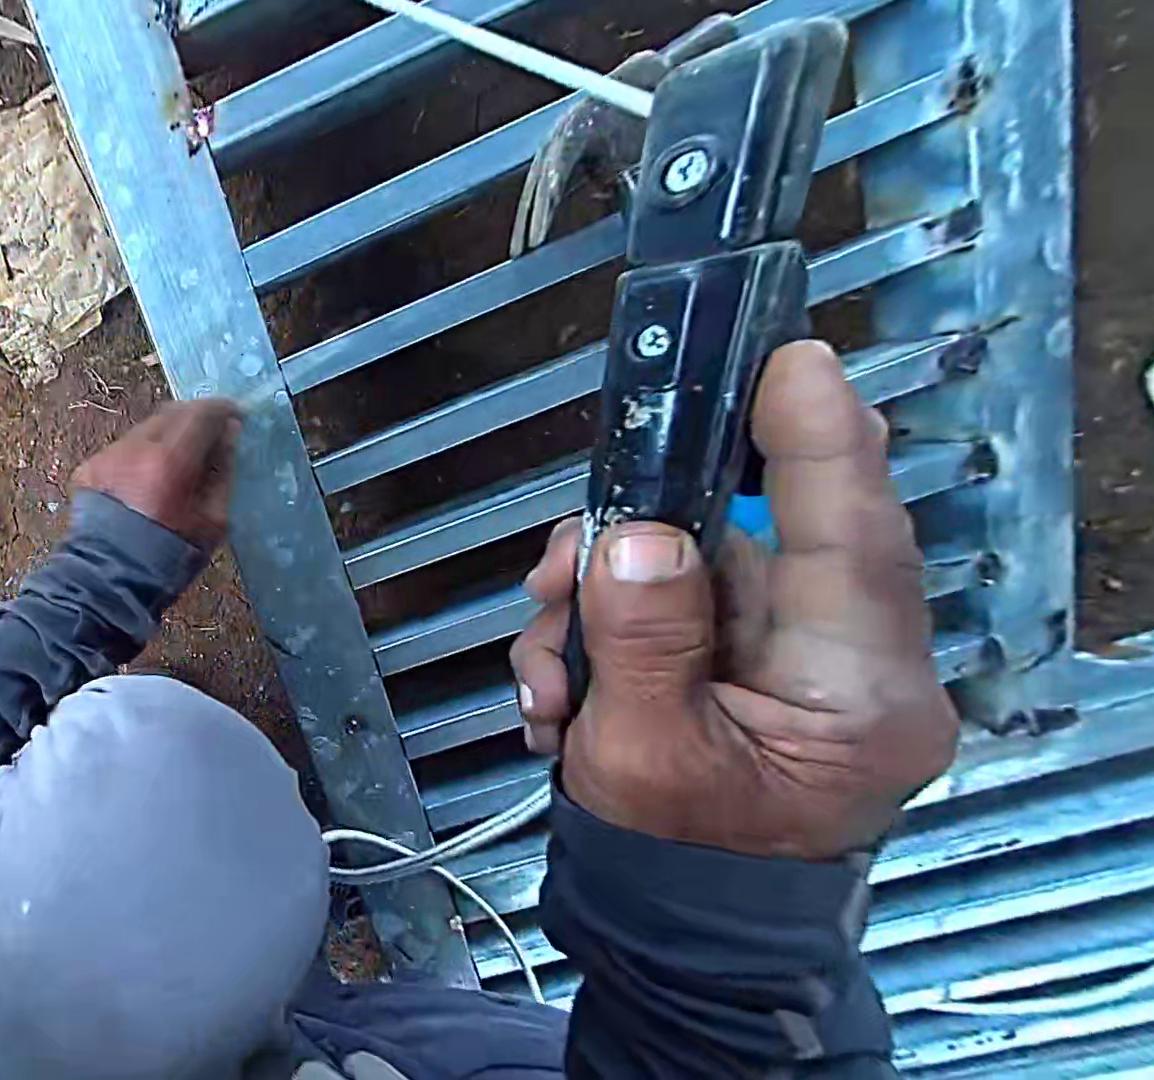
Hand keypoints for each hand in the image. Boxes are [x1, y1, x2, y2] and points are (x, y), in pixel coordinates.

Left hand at [71, 399, 242, 548]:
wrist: (108, 581)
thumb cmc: (168, 557)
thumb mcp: (212, 522)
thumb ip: (223, 472)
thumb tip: (230, 435)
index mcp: (170, 462)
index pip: (201, 415)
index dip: (223, 410)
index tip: (236, 415)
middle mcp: (136, 448)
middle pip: (173, 412)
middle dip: (197, 417)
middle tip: (214, 432)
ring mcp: (109, 455)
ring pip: (148, 427)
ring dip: (170, 432)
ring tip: (184, 455)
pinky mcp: (92, 466)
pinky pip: (126, 446)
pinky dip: (146, 450)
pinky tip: (152, 475)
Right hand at [510, 341, 960, 859]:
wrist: (658, 902)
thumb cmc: (671, 847)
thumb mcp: (643, 754)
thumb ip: (642, 643)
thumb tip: (633, 536)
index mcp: (851, 687)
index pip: (849, 539)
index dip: (818, 443)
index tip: (787, 362)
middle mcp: (814, 650)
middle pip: (712, 545)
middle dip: (613, 557)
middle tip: (546, 587)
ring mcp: (751, 647)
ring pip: (653, 571)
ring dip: (576, 613)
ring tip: (545, 688)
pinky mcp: (701, 649)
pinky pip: (630, 605)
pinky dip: (575, 639)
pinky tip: (554, 696)